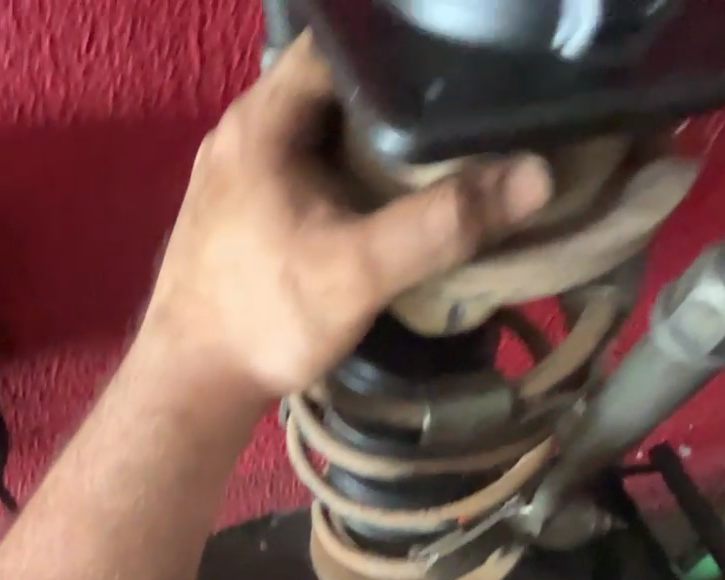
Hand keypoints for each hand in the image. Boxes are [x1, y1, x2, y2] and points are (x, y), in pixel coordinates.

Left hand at [138, 34, 552, 398]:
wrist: (190, 388)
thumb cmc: (263, 321)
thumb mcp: (358, 271)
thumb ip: (441, 223)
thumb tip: (534, 176)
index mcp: (261, 122)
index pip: (341, 47)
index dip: (401, 53)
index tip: (456, 74)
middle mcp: (237, 138)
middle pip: (328, 92)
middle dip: (390, 104)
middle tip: (453, 123)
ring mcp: (230, 181)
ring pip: (309, 139)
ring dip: (360, 149)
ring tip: (424, 162)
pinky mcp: (231, 221)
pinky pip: (293, 177)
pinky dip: (332, 182)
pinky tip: (367, 209)